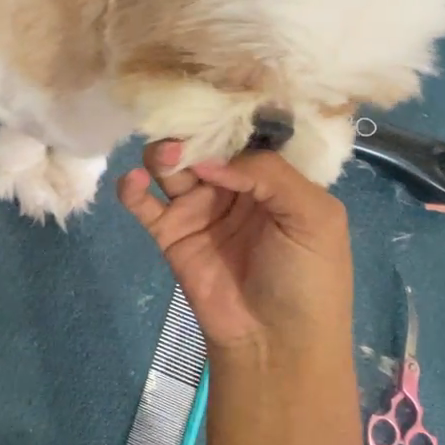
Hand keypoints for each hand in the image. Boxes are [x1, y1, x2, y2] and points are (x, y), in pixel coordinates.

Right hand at [118, 142, 352, 357]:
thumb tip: (204, 157)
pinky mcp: (168, 233)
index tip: (209, 107)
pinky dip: (131, 189)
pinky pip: (142, 204)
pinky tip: (132, 183)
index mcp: (274, 181)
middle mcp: (232, 189)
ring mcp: (197, 210)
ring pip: (170, 169)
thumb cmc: (308, 276)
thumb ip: (267, 175)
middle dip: (189, 136)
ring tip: (164, 160)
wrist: (274, 337)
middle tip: (182, 140)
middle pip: (201, 148)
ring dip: (161, 156)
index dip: (227, 123)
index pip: (244, 139)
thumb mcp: (313, 217)